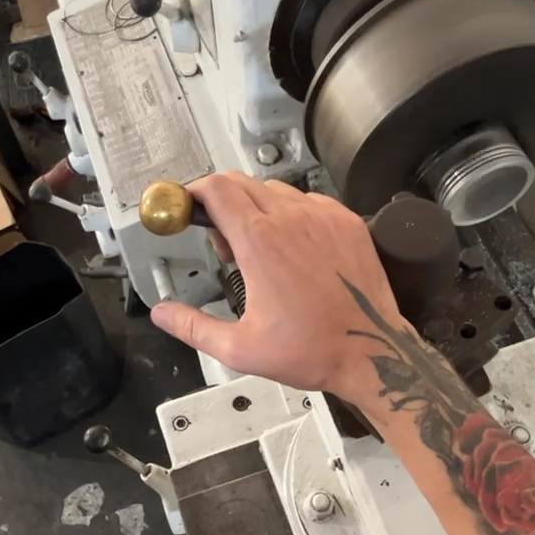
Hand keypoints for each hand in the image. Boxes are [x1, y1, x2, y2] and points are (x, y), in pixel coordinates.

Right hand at [149, 172, 407, 397]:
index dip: (193, 192)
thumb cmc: (312, 350)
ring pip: (275, 190)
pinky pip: (309, 202)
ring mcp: (323, 217)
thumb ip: (193, 327)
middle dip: (221, 204)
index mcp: (260, 243)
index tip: (186, 207)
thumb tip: (163, 313)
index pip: (216, 189)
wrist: (372, 352)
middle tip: (223, 244)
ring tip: (259, 250)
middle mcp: (292, 219)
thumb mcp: (239, 349)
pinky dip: (292, 214)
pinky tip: (293, 248)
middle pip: (241, 183)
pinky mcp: (347, 222)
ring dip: (256, 208)